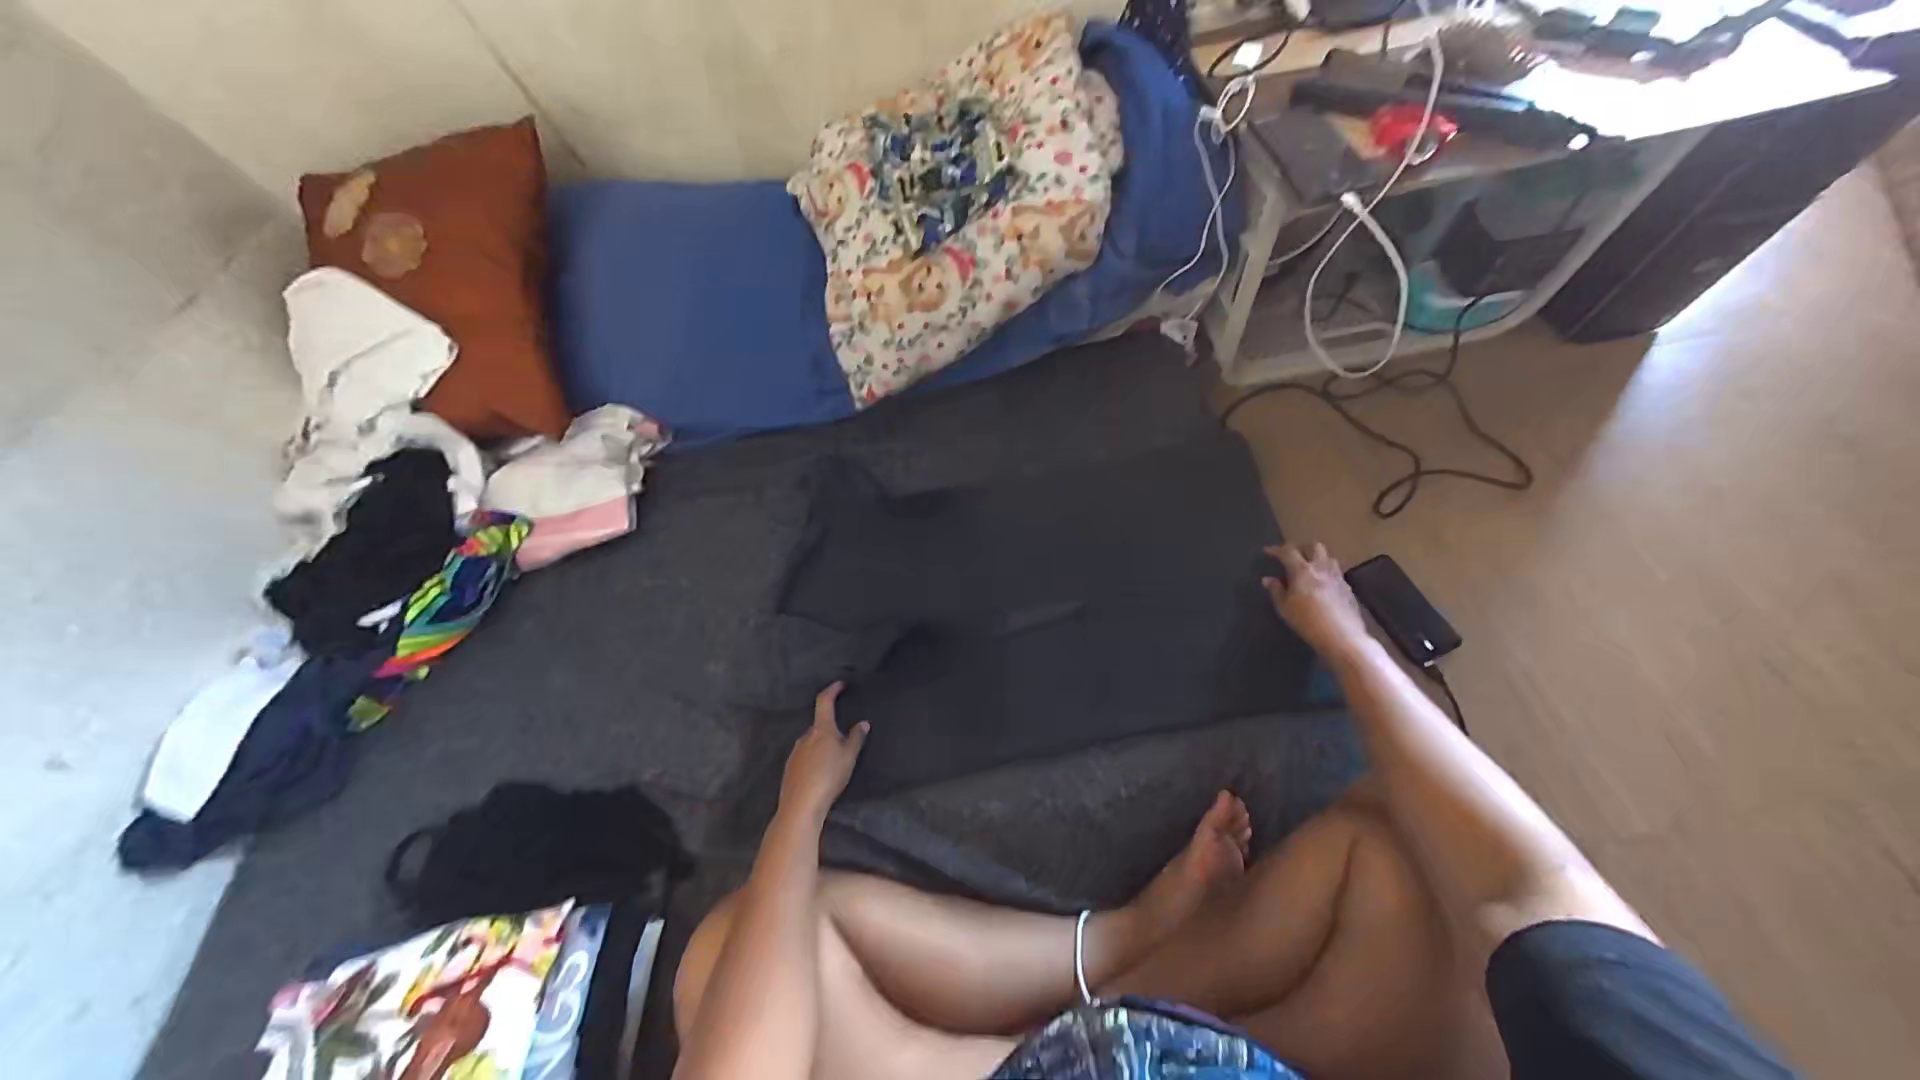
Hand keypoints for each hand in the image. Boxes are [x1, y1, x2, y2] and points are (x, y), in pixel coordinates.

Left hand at [779, 682, 868, 821]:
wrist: (801, 804)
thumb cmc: (829, 776)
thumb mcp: (849, 757)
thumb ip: (857, 738)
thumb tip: (863, 722)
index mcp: (821, 729)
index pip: (824, 701)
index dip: (832, 690)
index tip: (840, 684)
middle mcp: (805, 736)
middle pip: (819, 724)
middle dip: (830, 727)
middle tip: (844, 738)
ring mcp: (795, 751)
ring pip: (811, 741)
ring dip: (822, 744)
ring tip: (833, 759)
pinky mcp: (790, 767)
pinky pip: (805, 755)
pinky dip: (814, 757)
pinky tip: (820, 772)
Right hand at [1262, 543, 1371, 662]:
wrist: (1342, 636)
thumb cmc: (1307, 621)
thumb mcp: (1284, 608)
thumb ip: (1276, 591)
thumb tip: (1268, 579)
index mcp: (1302, 570)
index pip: (1288, 552)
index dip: (1276, 549)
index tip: (1267, 552)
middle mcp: (1321, 568)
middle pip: (1314, 546)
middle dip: (1302, 548)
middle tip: (1293, 558)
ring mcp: (1338, 577)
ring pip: (1328, 558)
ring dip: (1317, 559)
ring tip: (1309, 570)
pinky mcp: (1348, 588)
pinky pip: (1336, 572)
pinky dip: (1326, 573)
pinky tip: (1322, 586)